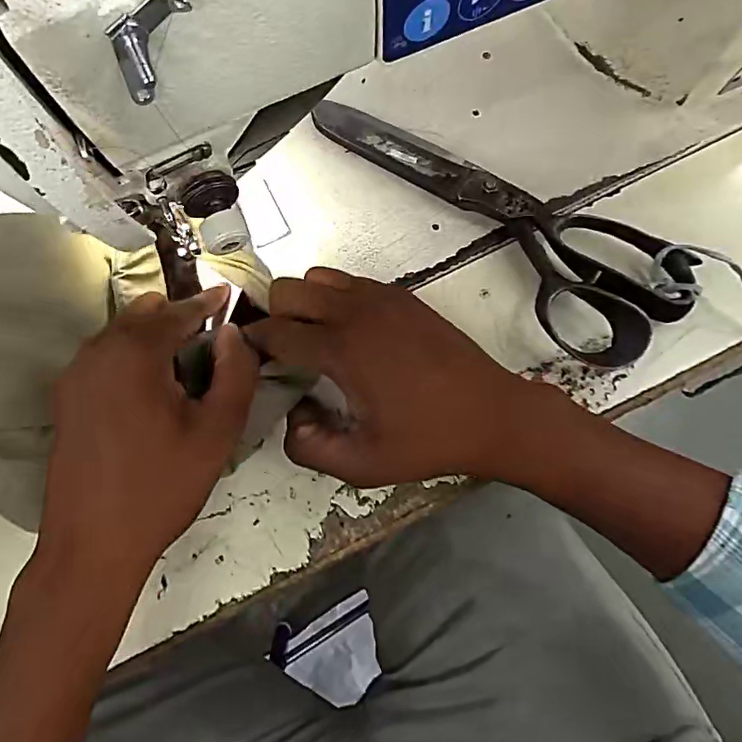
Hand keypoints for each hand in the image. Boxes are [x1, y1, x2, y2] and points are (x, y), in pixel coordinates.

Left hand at [41, 288, 259, 579]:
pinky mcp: (65, 400)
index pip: (178, 312)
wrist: (91, 546)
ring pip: (121, 335)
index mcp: (133, 354)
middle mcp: (96, 353)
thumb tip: (232, 335)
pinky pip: (105, 359)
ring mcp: (74, 376)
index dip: (207, 302)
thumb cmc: (160, 487)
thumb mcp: (217, 430)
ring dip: (154, 338)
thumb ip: (236, 372)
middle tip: (213, 340)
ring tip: (187, 368)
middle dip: (179, 318)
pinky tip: (153, 392)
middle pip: (144, 315)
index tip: (227, 293)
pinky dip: (132, 358)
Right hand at [242, 268, 570, 486]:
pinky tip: (350, 332)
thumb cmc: (429, 440)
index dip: (253, 344)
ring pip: (318, 276)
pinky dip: (336, 298)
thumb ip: (309, 448)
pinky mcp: (402, 296)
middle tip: (282, 351)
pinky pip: (350, 281)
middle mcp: (356, 312)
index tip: (250, 360)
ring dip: (304, 302)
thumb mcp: (363, 464)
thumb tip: (292, 417)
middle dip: (274, 317)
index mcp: (342, 349)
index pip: (275, 331)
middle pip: (287, 289)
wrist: (492, 413)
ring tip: (314, 338)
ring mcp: (381, 297)